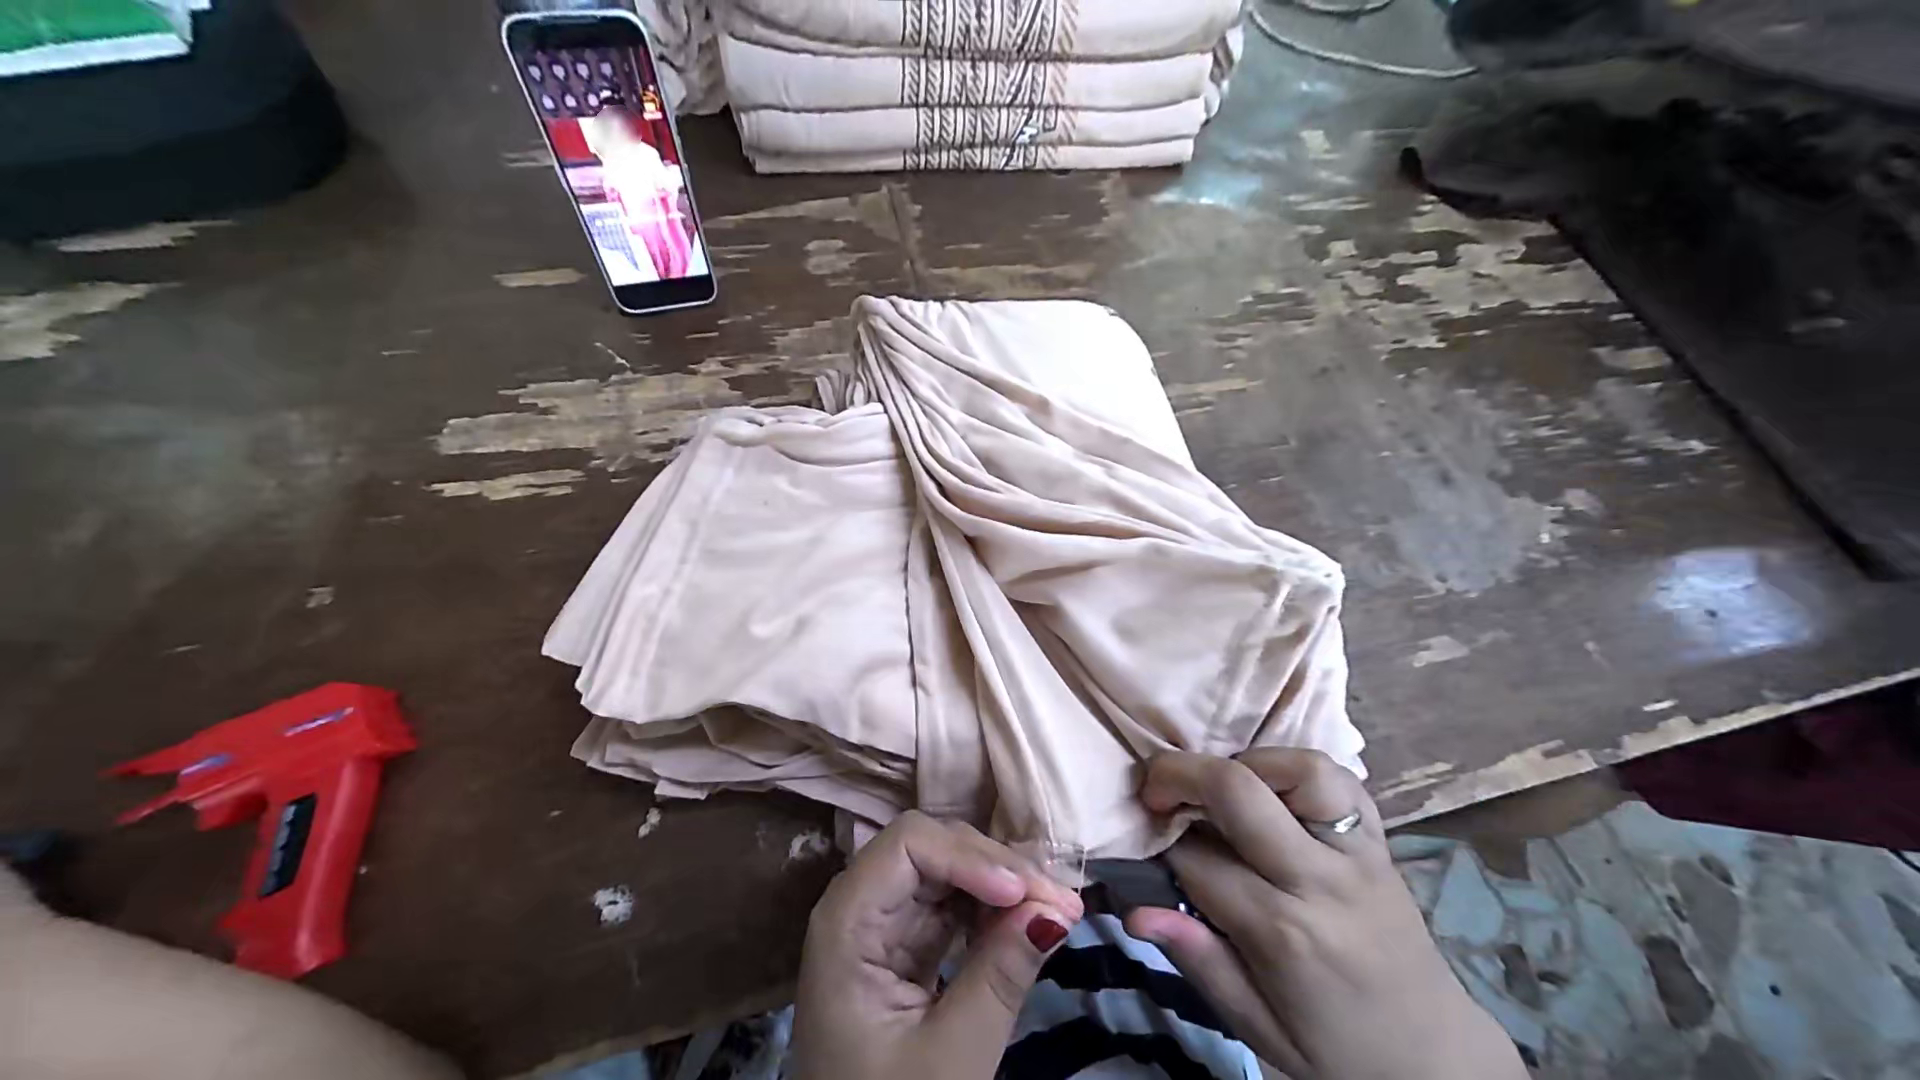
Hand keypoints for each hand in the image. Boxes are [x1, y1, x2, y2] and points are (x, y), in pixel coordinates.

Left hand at [790, 812, 1084, 1079]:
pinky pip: (952, 905)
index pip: (908, 845)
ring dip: (1004, 885)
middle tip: (1061, 901)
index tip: (1021, 892)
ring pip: (948, 871)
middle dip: (997, 867)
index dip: (967, 856)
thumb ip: (1001, 975)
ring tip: (1058, 908)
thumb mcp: (950, 1055)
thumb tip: (1055, 910)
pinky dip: (993, 909)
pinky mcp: (905, 942)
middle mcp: (860, 904)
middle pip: (932, 849)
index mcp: (845, 921)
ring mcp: (883, 921)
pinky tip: (1028, 922)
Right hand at [1123, 750, 1525, 1079]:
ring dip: (1242, 764)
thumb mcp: (1259, 1029)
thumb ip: (1198, 962)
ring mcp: (1357, 853)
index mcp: (1282, 932)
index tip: (1150, 851)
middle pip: (1236, 791)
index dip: (1160, 846)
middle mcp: (1319, 880)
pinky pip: (1338, 777)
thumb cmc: (1334, 1048)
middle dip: (1179, 774)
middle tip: (1155, 791)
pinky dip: (1293, 767)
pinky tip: (1268, 787)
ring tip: (1218, 788)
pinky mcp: (1379, 840)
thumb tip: (1134, 910)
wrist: (1434, 1058)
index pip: (1195, 858)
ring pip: (1295, 768)